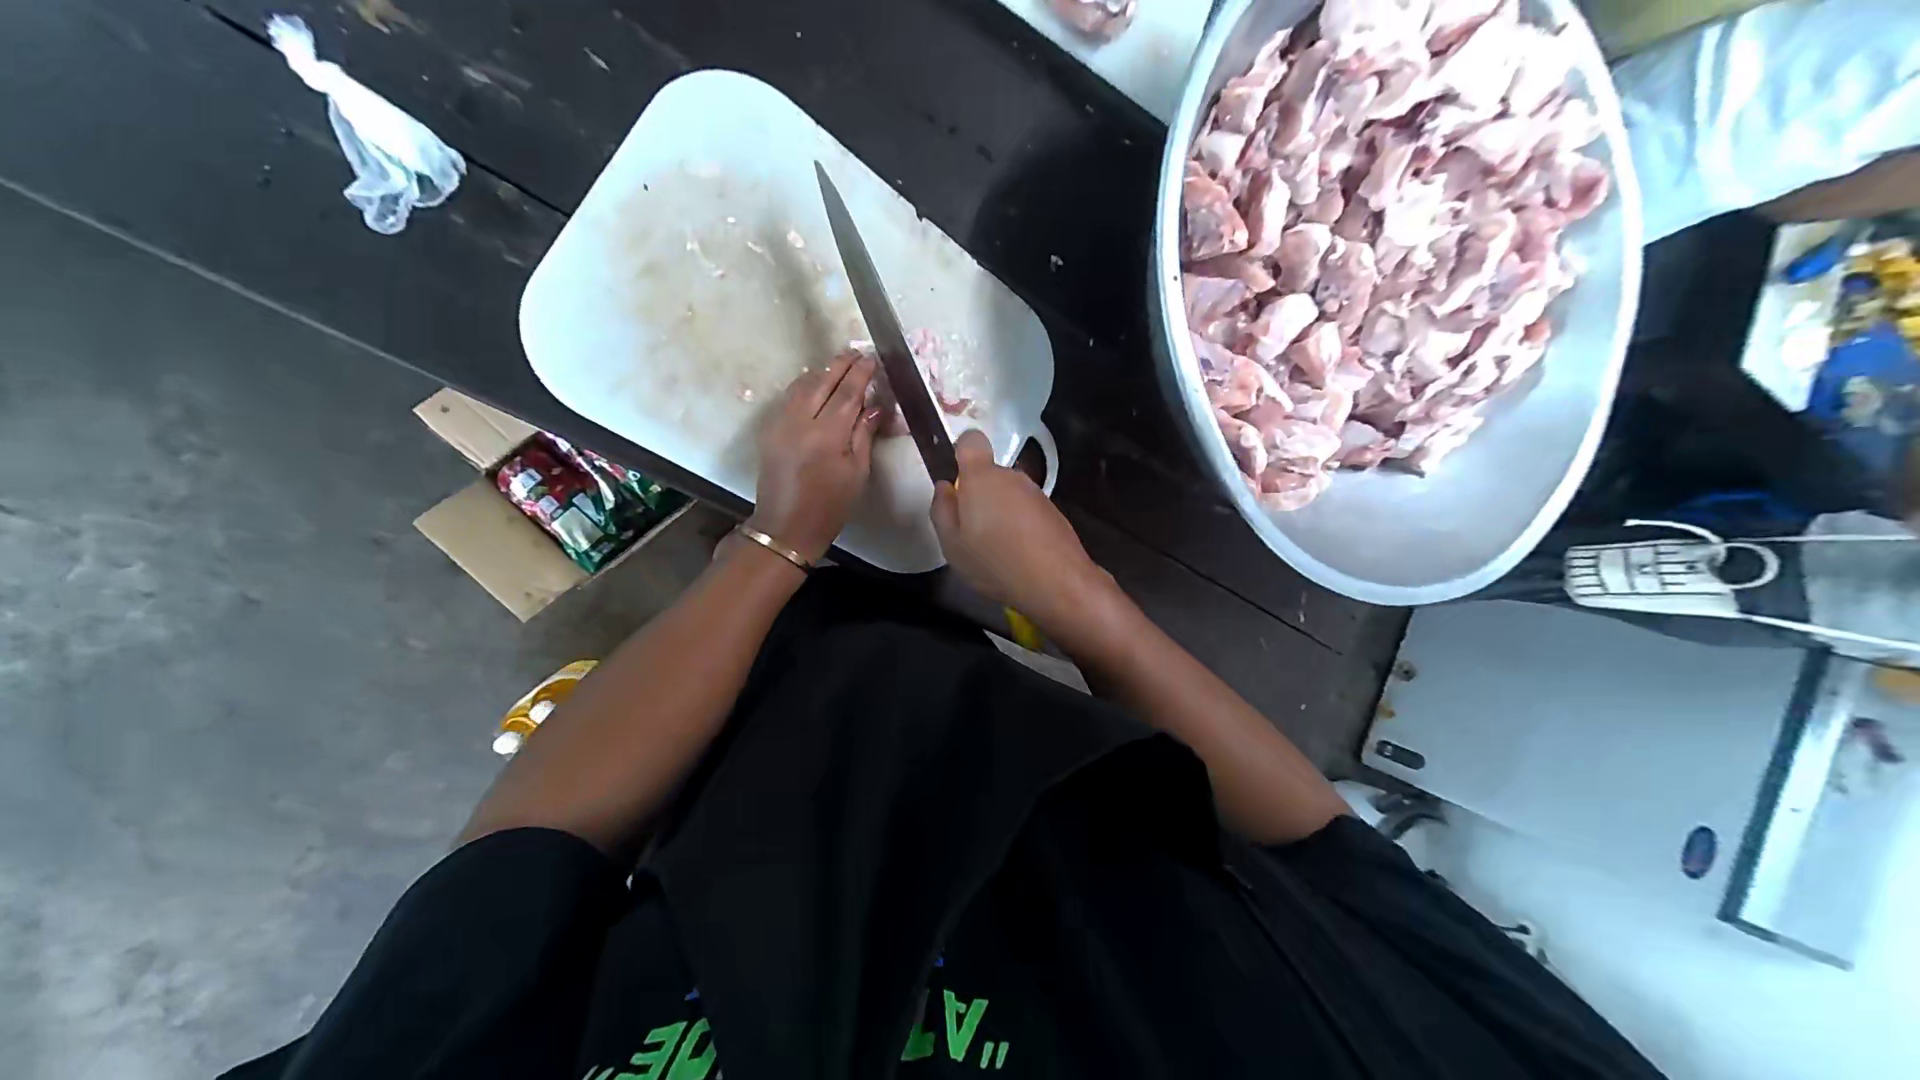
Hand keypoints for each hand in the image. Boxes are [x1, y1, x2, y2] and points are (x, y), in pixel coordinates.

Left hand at [749, 351, 881, 562]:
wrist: (786, 527)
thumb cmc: (830, 506)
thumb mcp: (857, 473)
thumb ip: (864, 434)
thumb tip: (874, 406)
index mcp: (827, 434)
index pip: (847, 392)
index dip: (861, 374)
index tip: (871, 359)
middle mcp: (800, 421)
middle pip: (822, 381)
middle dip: (840, 365)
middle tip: (856, 352)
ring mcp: (781, 423)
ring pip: (802, 385)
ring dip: (821, 372)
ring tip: (838, 365)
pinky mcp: (770, 430)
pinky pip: (789, 398)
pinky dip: (805, 386)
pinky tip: (815, 385)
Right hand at [930, 429, 1113, 631]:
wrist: (1057, 582)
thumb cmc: (995, 562)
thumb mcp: (952, 545)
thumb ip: (942, 510)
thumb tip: (945, 487)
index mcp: (981, 477)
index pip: (971, 441)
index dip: (961, 453)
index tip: (957, 482)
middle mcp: (1011, 476)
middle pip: (989, 474)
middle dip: (979, 495)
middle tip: (972, 531)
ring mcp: (1035, 492)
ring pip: (1008, 493)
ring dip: (1000, 513)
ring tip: (996, 549)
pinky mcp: (1052, 510)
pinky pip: (1025, 510)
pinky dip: (1019, 525)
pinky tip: (1018, 554)